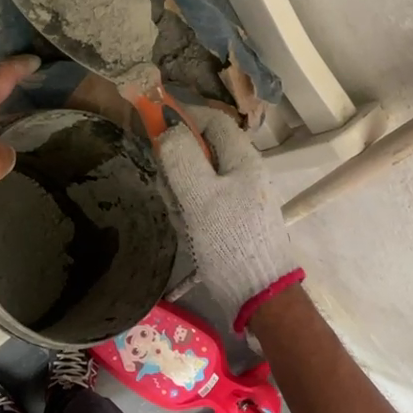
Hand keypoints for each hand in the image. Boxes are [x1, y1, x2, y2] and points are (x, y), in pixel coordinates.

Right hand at [159, 108, 299, 328]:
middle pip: (202, 153)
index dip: (185, 118)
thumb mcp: (201, 196)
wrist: (258, 294)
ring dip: (181, 194)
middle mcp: (244, 175)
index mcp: (243, 160)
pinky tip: (188, 233)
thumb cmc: (230, 241)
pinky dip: (190, 214)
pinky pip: (204, 208)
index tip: (154, 126)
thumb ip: (182, 159)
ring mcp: (240, 201)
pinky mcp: (233, 224)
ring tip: (179, 218)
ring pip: (199, 182)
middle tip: (167, 186)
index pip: (213, 122)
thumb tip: (167, 130)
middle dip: (178, 166)